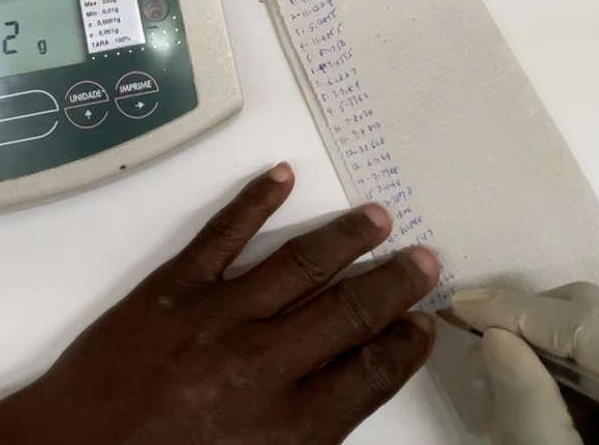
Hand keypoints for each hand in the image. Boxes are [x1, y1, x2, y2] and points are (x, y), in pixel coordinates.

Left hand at [0, 164, 438, 444]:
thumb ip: (300, 432)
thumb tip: (340, 395)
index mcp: (286, 426)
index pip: (368, 374)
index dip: (403, 344)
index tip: (422, 322)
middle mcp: (261, 364)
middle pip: (348, 313)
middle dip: (392, 284)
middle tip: (422, 259)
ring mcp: (218, 315)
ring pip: (298, 264)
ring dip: (343, 237)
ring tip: (376, 217)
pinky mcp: (175, 284)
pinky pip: (224, 233)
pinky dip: (255, 201)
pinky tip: (280, 178)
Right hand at [451, 283, 598, 444]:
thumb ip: (531, 410)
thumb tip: (494, 334)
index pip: (595, 330)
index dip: (522, 311)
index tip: (462, 306)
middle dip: (533, 319)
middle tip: (480, 335)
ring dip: (546, 337)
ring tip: (506, 366)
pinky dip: (567, 361)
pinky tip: (543, 388)